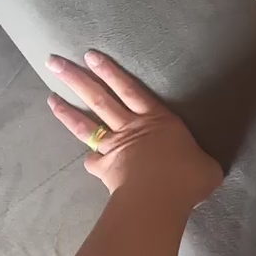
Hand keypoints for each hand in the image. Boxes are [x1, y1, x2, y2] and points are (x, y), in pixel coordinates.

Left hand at [45, 51, 221, 210]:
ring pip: (86, 124)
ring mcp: (114, 147)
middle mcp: (130, 127)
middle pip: (98, 98)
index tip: (90, 56)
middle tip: (55, 63)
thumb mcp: (205, 166)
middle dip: (76, 78)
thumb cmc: (187, 177)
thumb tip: (202, 169)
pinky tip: (87, 161)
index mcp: (157, 119)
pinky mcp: (104, 168)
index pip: (129, 88)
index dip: (110, 71)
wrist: (160, 199)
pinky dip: (90, 160)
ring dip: (67, 110)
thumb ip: (199, 161)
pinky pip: (93, 161)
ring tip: (50, 97)